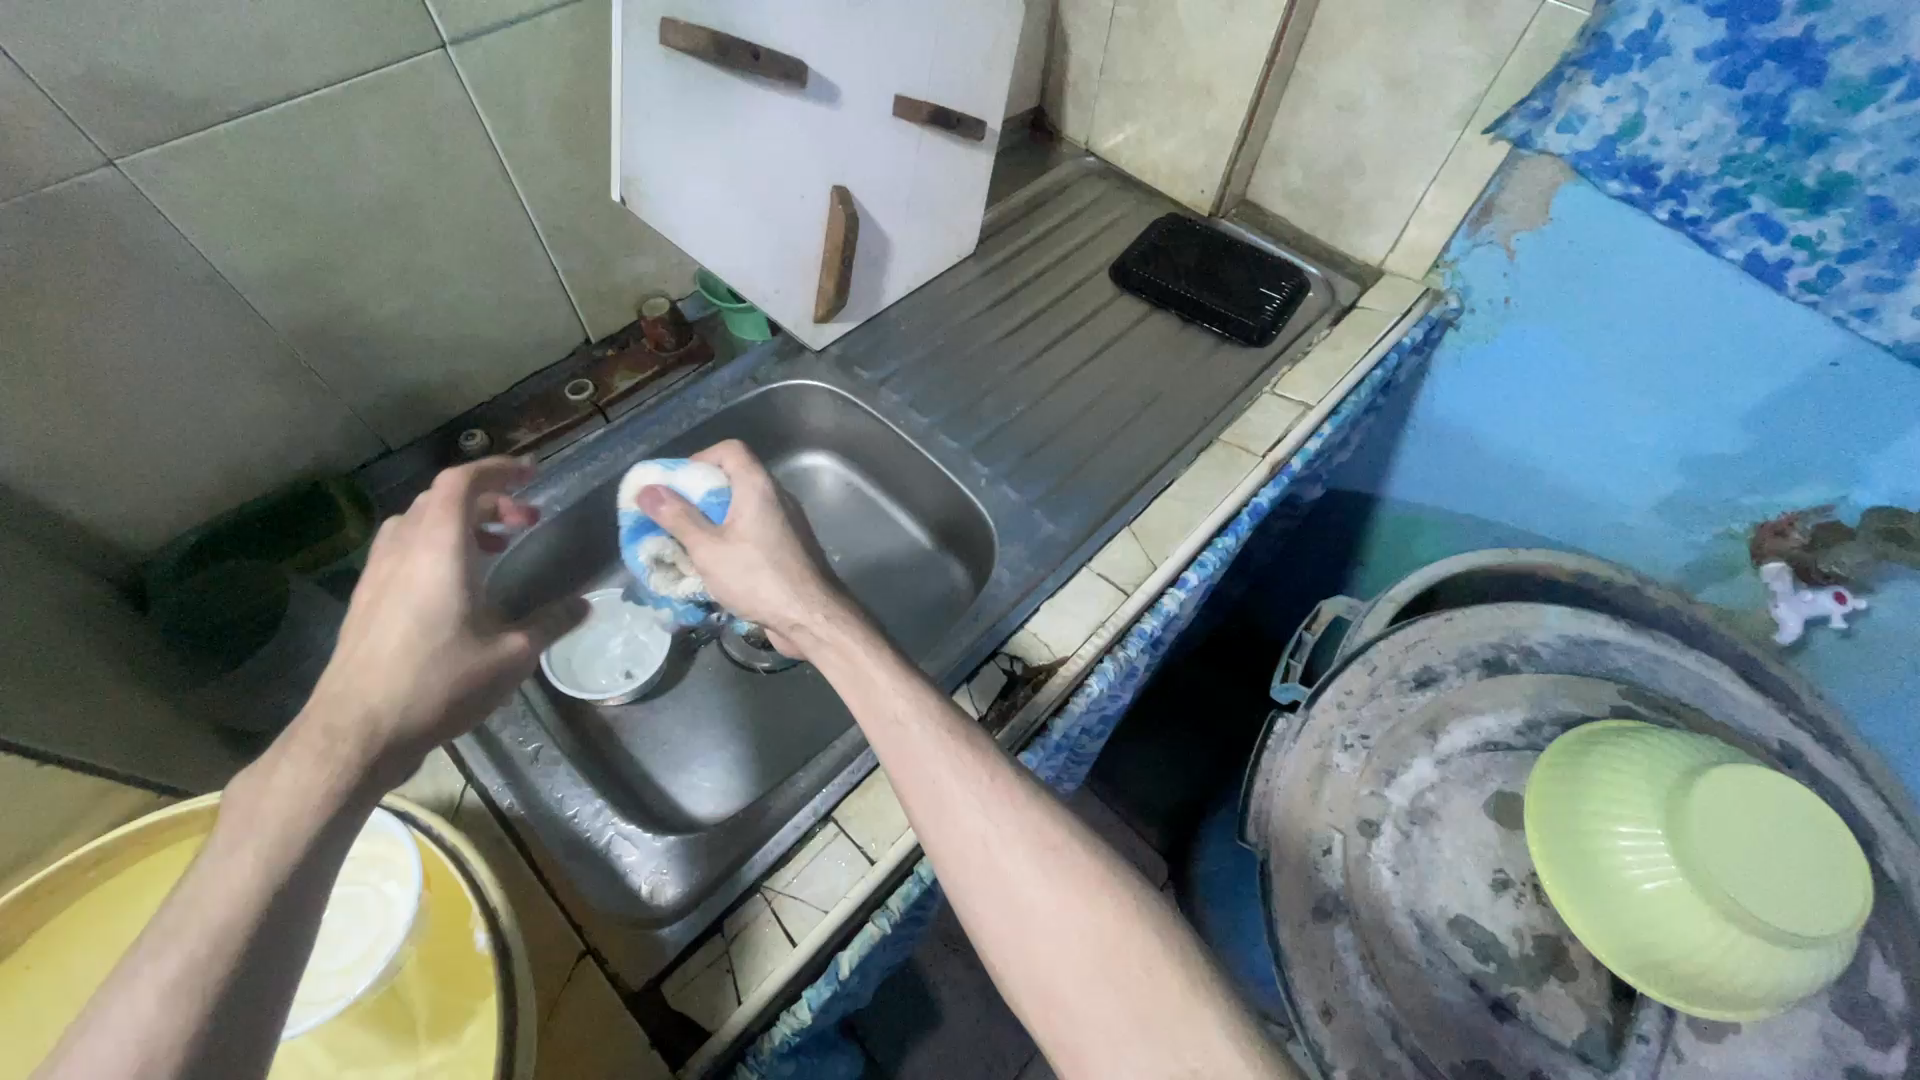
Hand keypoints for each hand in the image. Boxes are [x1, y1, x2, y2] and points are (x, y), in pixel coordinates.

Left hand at [296, 457, 586, 787]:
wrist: (357, 730)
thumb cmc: (439, 684)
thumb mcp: (512, 655)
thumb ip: (551, 622)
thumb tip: (587, 604)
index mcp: (440, 550)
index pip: (462, 483)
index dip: (498, 469)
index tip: (533, 475)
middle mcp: (404, 550)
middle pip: (441, 497)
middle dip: (489, 498)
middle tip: (526, 522)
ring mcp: (378, 573)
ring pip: (418, 520)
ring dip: (459, 520)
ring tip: (494, 548)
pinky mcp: (367, 598)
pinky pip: (404, 547)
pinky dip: (437, 543)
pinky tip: (457, 583)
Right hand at [635, 440, 853, 658]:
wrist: (811, 616)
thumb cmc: (758, 578)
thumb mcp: (707, 548)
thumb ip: (677, 517)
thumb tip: (648, 489)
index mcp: (759, 487)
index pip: (730, 450)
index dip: (700, 459)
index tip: (676, 485)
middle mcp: (777, 497)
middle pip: (735, 479)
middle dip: (700, 495)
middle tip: (674, 517)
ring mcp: (787, 523)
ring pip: (744, 509)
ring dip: (715, 521)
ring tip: (688, 542)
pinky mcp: (790, 548)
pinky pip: (756, 531)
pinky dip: (733, 539)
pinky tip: (716, 564)